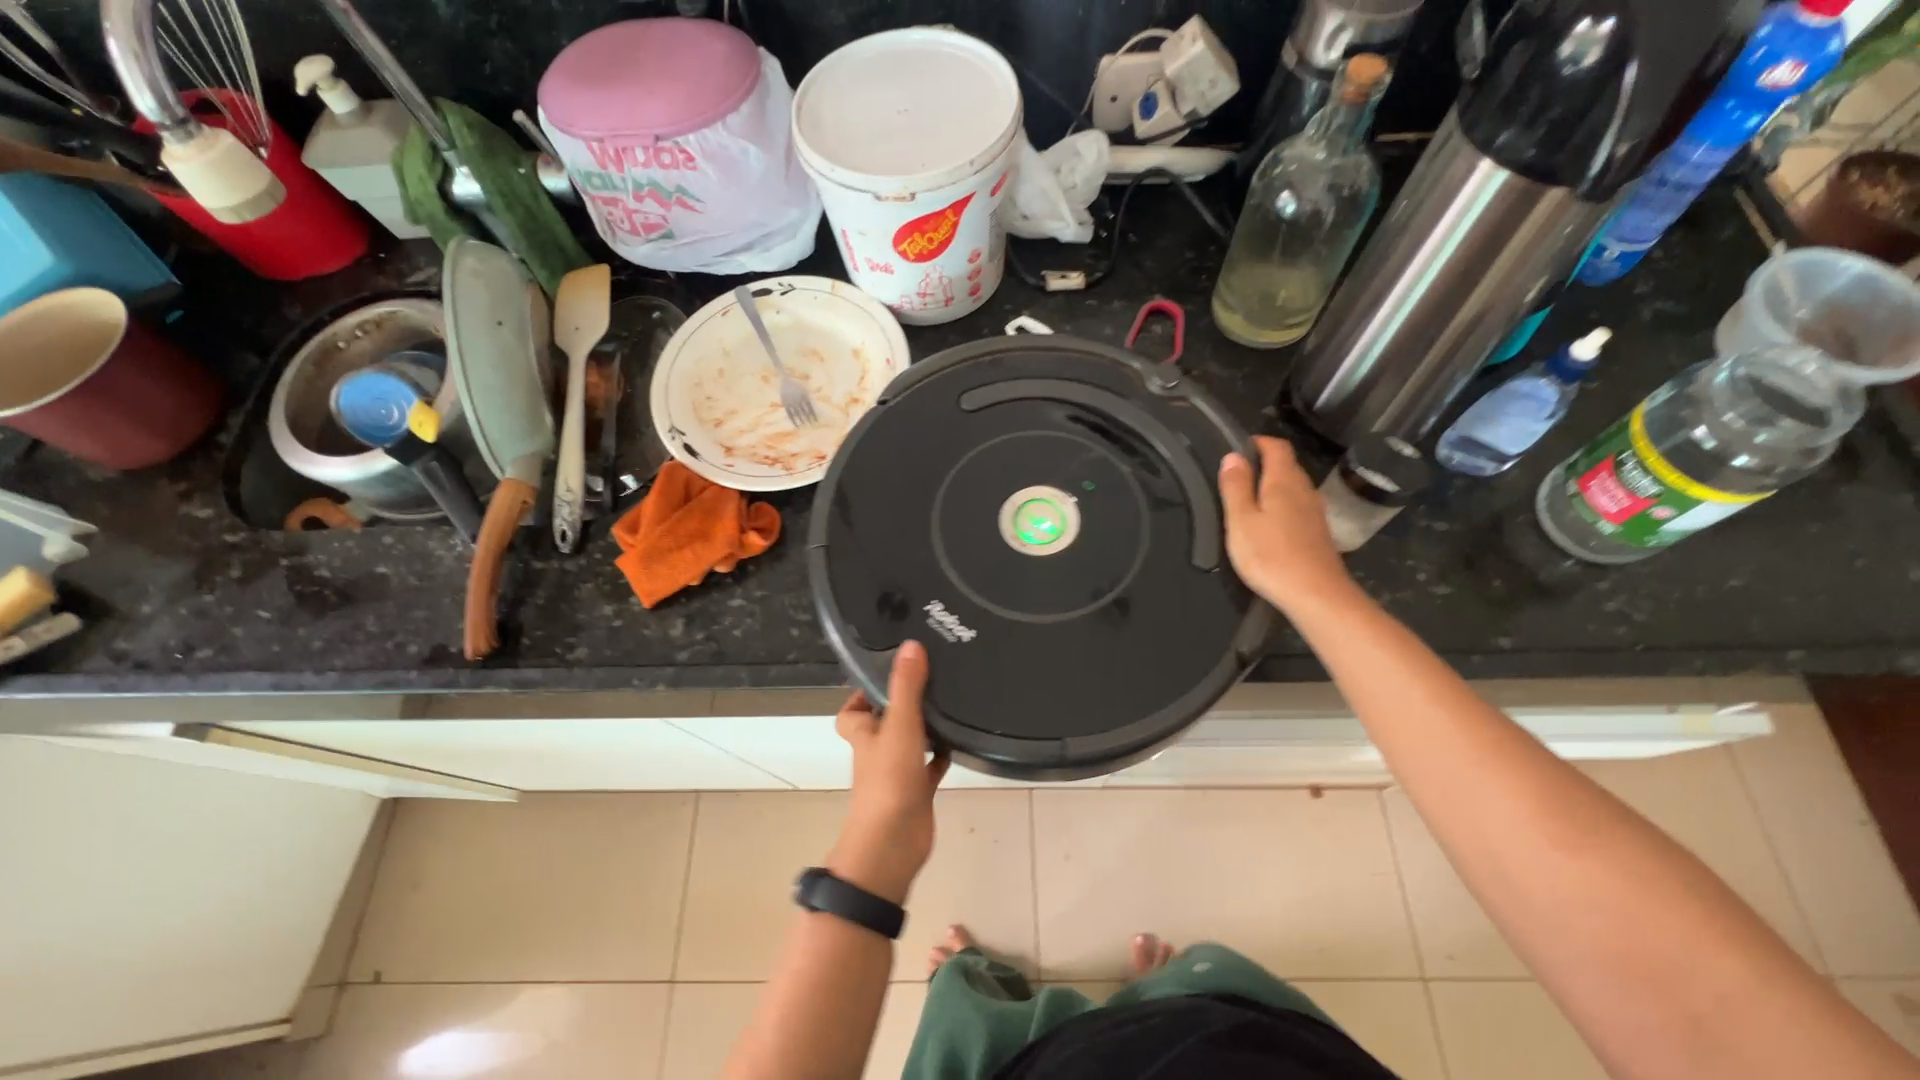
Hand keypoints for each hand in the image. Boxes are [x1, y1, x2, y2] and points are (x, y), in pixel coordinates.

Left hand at [828, 641, 949, 903]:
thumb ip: (906, 686)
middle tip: (929, 680)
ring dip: (923, 728)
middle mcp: (876, 751)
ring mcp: (896, 773)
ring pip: (908, 744)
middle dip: (901, 705)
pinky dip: (940, 756)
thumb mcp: (899, 726)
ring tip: (948, 701)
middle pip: (883, 724)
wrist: (893, 843)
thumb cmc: (889, 781)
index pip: (851, 711)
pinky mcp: (916, 792)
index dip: (862, 694)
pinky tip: (957, 742)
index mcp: (864, 734)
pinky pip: (929, 768)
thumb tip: (911, 644)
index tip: (888, 674)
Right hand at [1219, 436, 1355, 614]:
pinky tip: (1271, 524)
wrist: (1316, 594)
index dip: (1259, 442)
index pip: (1277, 447)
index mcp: (1283, 482)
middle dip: (1265, 464)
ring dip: (1274, 486)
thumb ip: (1236, 487)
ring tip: (1250, 500)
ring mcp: (1316, 511)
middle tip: (1238, 476)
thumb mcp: (1240, 521)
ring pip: (1294, 487)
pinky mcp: (1319, 532)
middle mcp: (1304, 490)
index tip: (1239, 449)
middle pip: (1288, 465)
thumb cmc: (1270, 556)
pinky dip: (1283, 505)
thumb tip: (1233, 456)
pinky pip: (1299, 506)